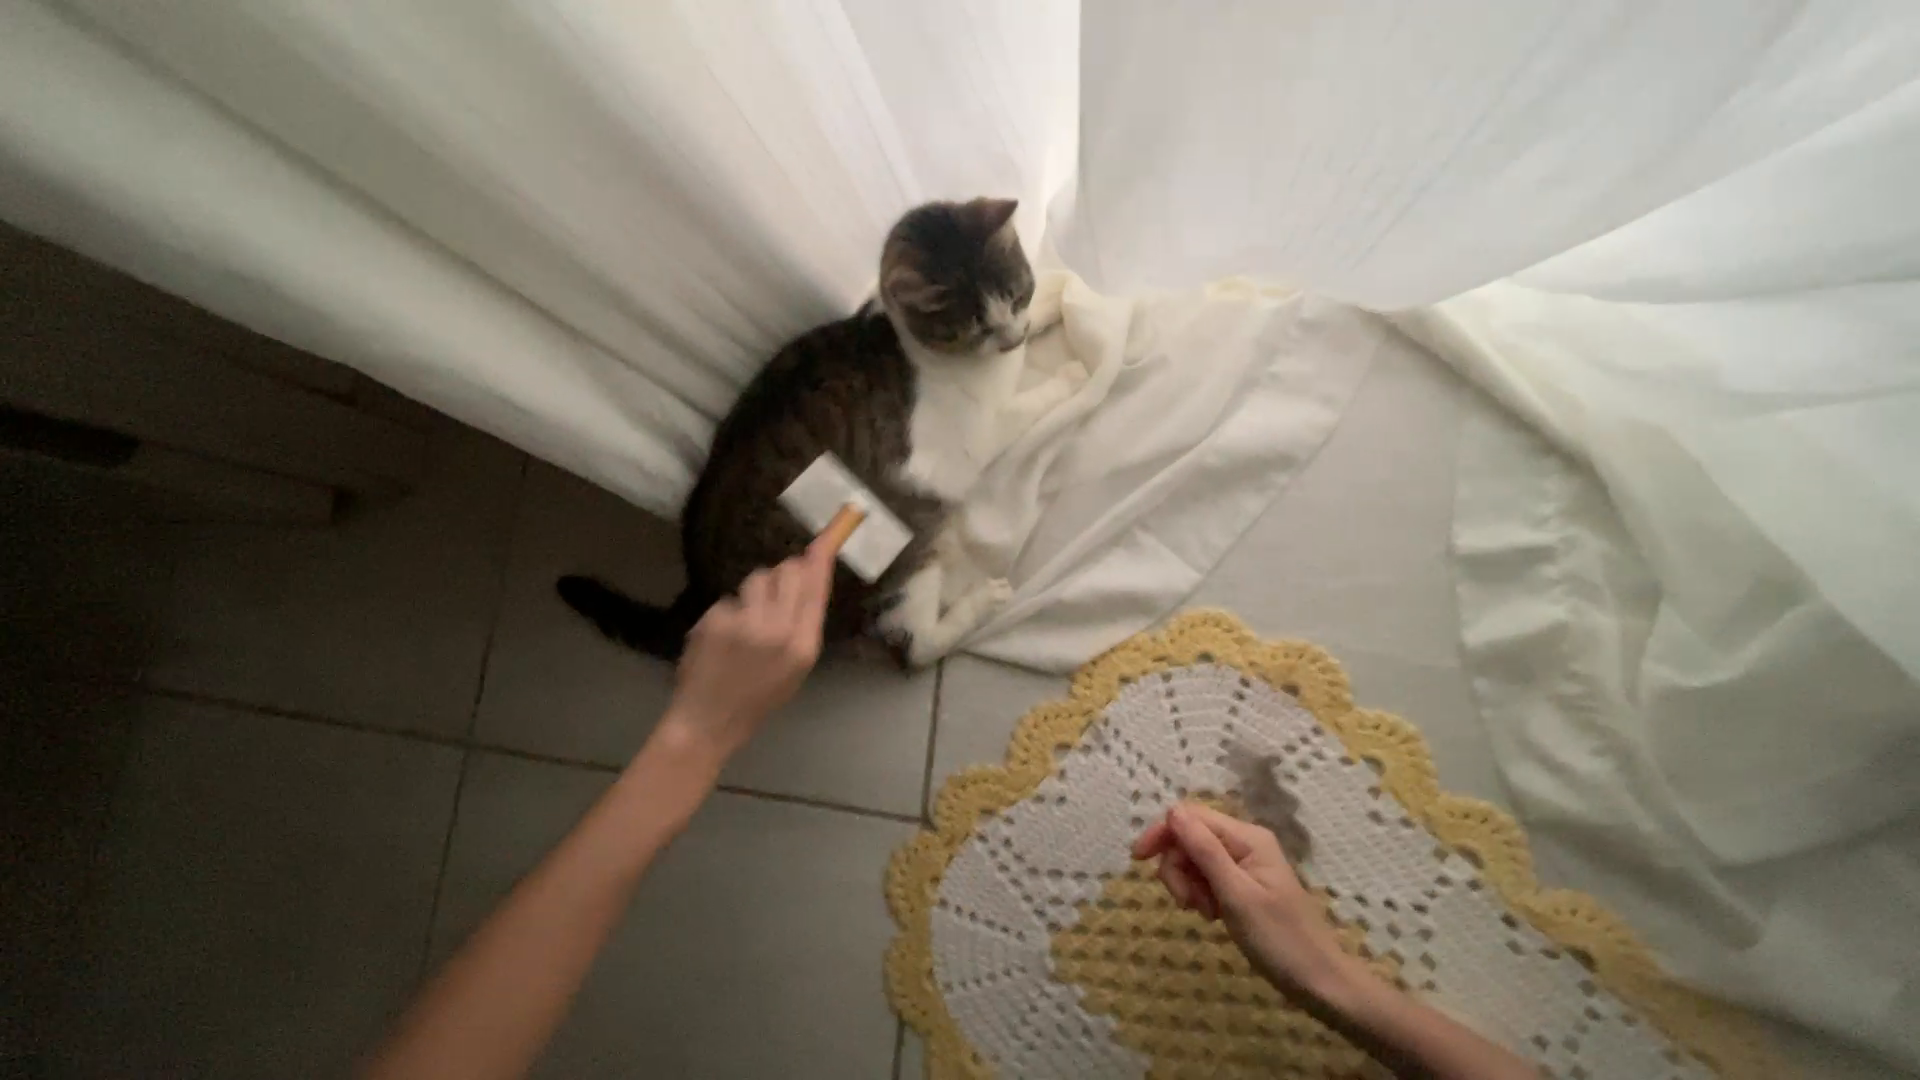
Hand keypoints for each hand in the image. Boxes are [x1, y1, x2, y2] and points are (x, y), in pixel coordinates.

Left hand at [663, 536, 836, 759]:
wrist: (708, 722)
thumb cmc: (758, 699)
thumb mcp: (795, 669)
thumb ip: (803, 625)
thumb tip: (807, 580)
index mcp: (803, 645)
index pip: (816, 589)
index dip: (820, 559)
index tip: (824, 538)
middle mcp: (778, 630)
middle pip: (788, 572)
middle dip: (784, 573)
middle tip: (775, 591)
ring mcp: (745, 624)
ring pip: (757, 579)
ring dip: (754, 592)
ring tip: (745, 622)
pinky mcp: (715, 620)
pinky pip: (728, 600)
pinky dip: (727, 614)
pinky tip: (721, 639)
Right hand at [1132, 802, 1351, 995]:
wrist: (1322, 983)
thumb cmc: (1280, 939)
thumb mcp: (1236, 895)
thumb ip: (1204, 850)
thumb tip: (1173, 810)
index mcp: (1247, 837)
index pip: (1191, 816)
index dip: (1162, 833)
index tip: (1138, 860)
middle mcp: (1245, 842)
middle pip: (1190, 837)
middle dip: (1178, 866)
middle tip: (1187, 904)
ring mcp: (1245, 863)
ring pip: (1195, 858)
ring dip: (1189, 883)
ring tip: (1205, 914)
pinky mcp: (1243, 884)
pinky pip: (1208, 876)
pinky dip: (1201, 893)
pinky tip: (1211, 915)